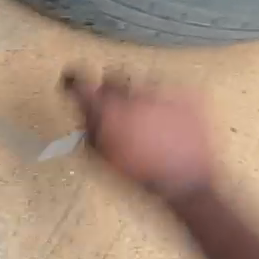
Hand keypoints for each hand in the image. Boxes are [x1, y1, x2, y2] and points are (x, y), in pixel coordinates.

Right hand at [61, 68, 215, 199]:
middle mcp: (134, 94)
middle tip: (117, 111)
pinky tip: (166, 122)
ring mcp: (164, 92)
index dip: (74, 83)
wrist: (186, 179)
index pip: (82, 84)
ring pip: (143, 84)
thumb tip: (84, 109)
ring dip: (140, 97)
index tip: (71, 83)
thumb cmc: (140, 173)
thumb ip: (90, 126)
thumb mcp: (103, 155)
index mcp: (109, 110)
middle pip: (114, 79)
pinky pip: (170, 90)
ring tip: (147, 121)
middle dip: (112, 92)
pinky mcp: (187, 94)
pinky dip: (165, 102)